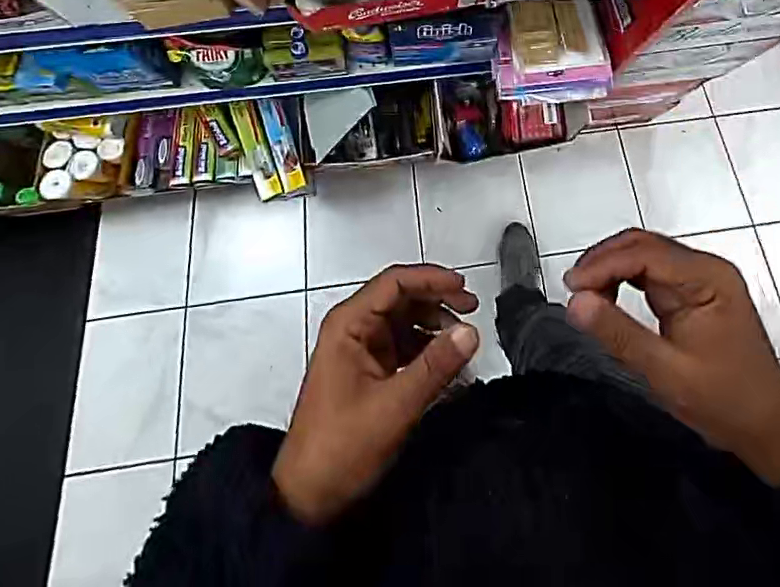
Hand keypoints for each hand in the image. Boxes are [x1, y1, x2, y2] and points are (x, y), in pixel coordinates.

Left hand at [272, 264, 479, 524]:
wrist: (308, 500)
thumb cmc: (342, 448)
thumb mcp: (394, 406)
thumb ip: (435, 366)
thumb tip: (471, 331)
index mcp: (349, 325)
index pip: (394, 282)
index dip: (432, 279)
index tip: (464, 288)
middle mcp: (354, 329)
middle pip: (402, 297)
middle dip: (438, 300)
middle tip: (472, 309)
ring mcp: (362, 349)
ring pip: (406, 320)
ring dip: (436, 325)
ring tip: (463, 341)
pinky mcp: (370, 370)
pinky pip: (405, 345)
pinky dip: (428, 349)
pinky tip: (450, 365)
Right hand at [564, 229, 779, 485]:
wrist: (769, 427)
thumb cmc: (726, 401)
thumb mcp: (667, 373)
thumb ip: (619, 334)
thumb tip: (575, 302)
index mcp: (708, 277)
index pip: (645, 252)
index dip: (603, 264)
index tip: (571, 286)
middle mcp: (706, 268)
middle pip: (645, 246)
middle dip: (605, 261)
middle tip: (573, 289)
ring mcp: (702, 279)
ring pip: (646, 256)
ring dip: (612, 269)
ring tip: (584, 294)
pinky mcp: (695, 293)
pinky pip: (653, 274)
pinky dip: (626, 281)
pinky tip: (608, 298)